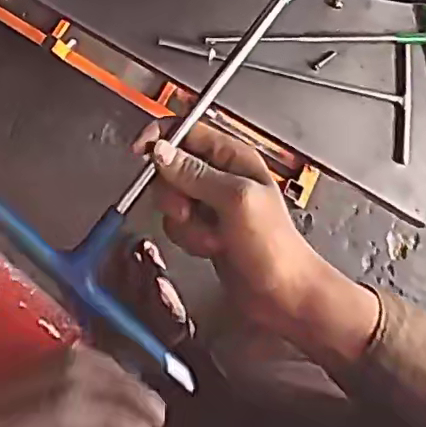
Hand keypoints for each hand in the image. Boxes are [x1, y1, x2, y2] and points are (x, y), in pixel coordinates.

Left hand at [0, 346, 166, 426]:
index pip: (67, 403)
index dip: (115, 414)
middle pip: (68, 369)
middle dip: (120, 387)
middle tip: (155, 411)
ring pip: (64, 356)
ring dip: (110, 373)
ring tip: (142, 399)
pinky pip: (52, 360)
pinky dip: (90, 370)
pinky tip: (113, 383)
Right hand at [138, 120, 378, 366]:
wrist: (284, 295)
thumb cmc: (273, 244)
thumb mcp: (235, 200)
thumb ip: (195, 174)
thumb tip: (161, 151)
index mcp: (232, 156)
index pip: (187, 131)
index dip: (161, 137)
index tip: (141, 152)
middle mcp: (220, 175)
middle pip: (171, 166)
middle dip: (173, 192)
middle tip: (187, 209)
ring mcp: (211, 203)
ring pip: (171, 199)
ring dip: (185, 223)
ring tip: (211, 235)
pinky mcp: (205, 228)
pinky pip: (178, 225)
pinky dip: (189, 238)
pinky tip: (211, 246)